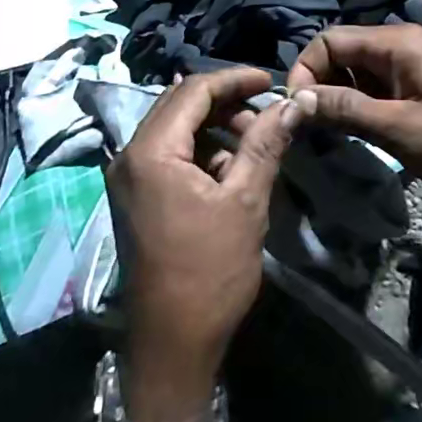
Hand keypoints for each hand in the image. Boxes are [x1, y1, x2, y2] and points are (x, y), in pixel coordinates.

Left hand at [106, 67, 308, 421]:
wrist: (172, 341)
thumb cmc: (210, 271)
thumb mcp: (245, 202)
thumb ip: (265, 145)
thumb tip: (292, 105)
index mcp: (150, 152)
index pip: (193, 92)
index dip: (234, 80)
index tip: (271, 81)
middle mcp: (129, 156)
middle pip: (179, 106)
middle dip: (226, 104)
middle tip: (267, 113)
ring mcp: (128, 178)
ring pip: (174, 131)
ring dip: (215, 129)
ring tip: (256, 143)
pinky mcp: (136, 197)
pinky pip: (168, 157)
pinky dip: (201, 153)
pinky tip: (232, 169)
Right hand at [285, 25, 421, 202]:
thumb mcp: (403, 129)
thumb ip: (347, 111)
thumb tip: (296, 99)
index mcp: (399, 43)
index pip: (329, 40)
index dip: (304, 71)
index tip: (296, 111)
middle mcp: (405, 46)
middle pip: (343, 54)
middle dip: (320, 87)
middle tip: (309, 128)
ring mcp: (418, 67)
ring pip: (360, 75)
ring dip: (340, 100)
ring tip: (332, 135)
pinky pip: (381, 89)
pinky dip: (363, 108)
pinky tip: (361, 135)